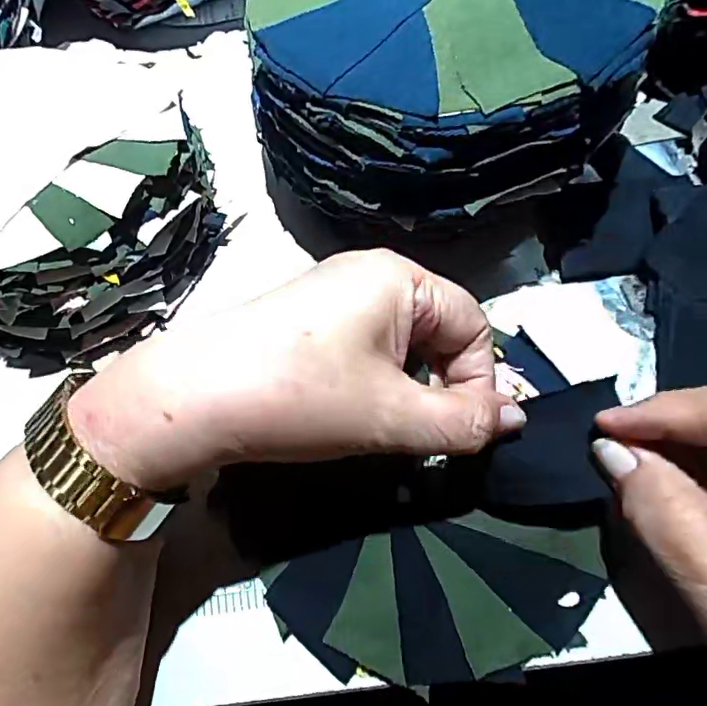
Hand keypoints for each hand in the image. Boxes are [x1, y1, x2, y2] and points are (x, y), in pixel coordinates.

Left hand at [68, 250, 523, 490]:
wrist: (190, 400)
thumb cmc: (302, 398)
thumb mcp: (393, 417)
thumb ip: (464, 422)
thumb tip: (515, 419)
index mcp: (399, 279)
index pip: (474, 323)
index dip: (479, 379)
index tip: (463, 430)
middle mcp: (370, 273)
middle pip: (440, 330)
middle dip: (443, 384)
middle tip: (425, 432)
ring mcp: (335, 292)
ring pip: (404, 342)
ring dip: (411, 387)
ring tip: (388, 425)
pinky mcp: (310, 317)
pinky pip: (369, 343)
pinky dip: (378, 379)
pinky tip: (354, 409)